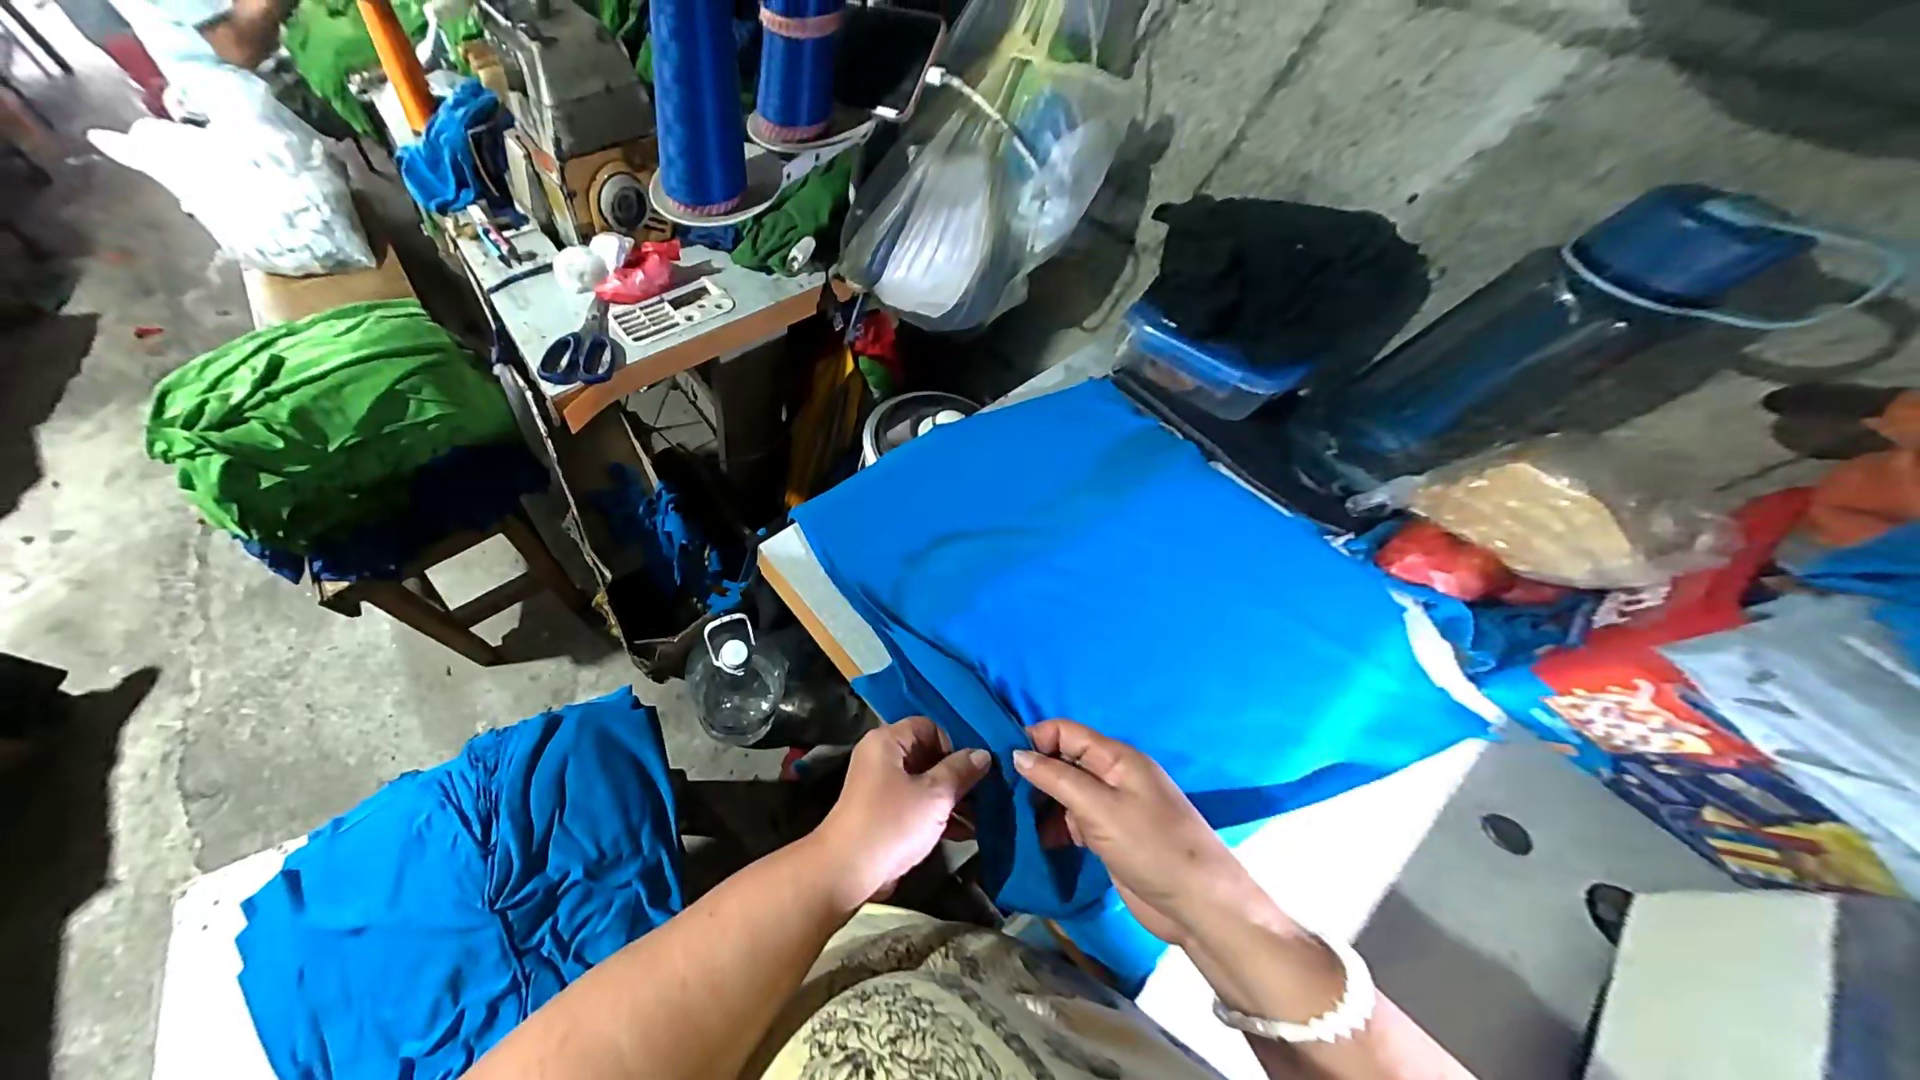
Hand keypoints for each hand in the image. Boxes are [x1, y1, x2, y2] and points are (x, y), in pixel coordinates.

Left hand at [810, 717, 991, 909]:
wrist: (847, 873)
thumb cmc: (892, 823)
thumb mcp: (934, 795)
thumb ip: (960, 772)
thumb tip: (983, 754)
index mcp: (888, 741)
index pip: (929, 727)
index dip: (952, 746)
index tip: (970, 771)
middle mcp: (882, 757)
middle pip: (929, 755)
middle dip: (957, 776)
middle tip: (983, 794)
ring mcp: (881, 786)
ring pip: (925, 782)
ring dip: (951, 798)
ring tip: (979, 819)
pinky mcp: (884, 812)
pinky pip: (916, 802)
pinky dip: (937, 814)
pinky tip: (963, 833)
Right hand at [1014, 719, 1269, 946]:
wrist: (1199, 907)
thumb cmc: (1151, 847)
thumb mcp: (1100, 808)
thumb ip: (1057, 779)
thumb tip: (1018, 754)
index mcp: (1117, 758)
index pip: (1066, 731)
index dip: (1035, 739)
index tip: (1003, 760)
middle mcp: (1114, 776)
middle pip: (1065, 760)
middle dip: (1034, 771)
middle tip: (1001, 792)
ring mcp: (1114, 807)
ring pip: (1067, 792)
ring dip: (1042, 802)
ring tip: (1011, 817)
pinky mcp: (1112, 836)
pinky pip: (1075, 820)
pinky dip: (1056, 826)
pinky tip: (1037, 840)